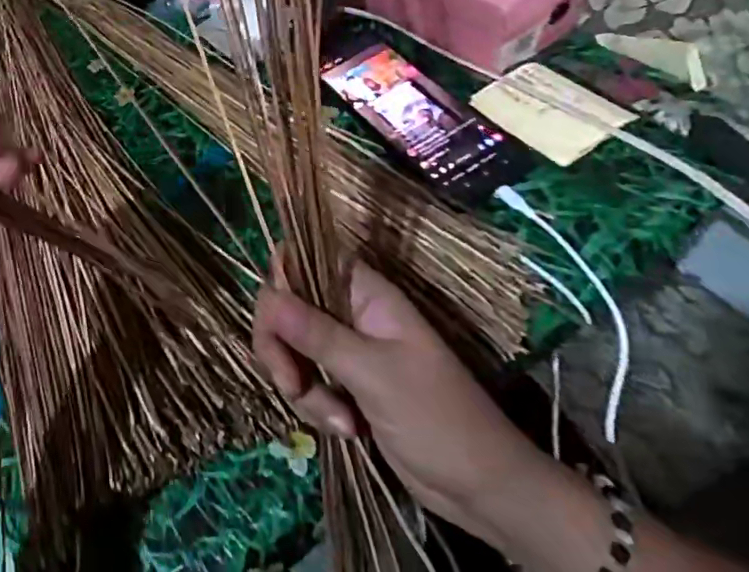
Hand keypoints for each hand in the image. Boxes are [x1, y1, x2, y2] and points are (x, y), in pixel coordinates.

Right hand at [252, 261, 552, 549]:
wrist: (480, 486)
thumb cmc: (437, 418)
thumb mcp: (374, 375)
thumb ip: (318, 335)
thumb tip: (269, 297)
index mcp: (364, 292)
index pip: (301, 262)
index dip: (279, 288)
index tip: (278, 330)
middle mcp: (350, 312)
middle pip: (286, 309)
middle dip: (283, 351)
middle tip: (294, 385)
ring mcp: (347, 349)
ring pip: (293, 350)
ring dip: (303, 389)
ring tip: (340, 422)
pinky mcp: (345, 383)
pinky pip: (307, 381)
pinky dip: (315, 407)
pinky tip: (347, 431)